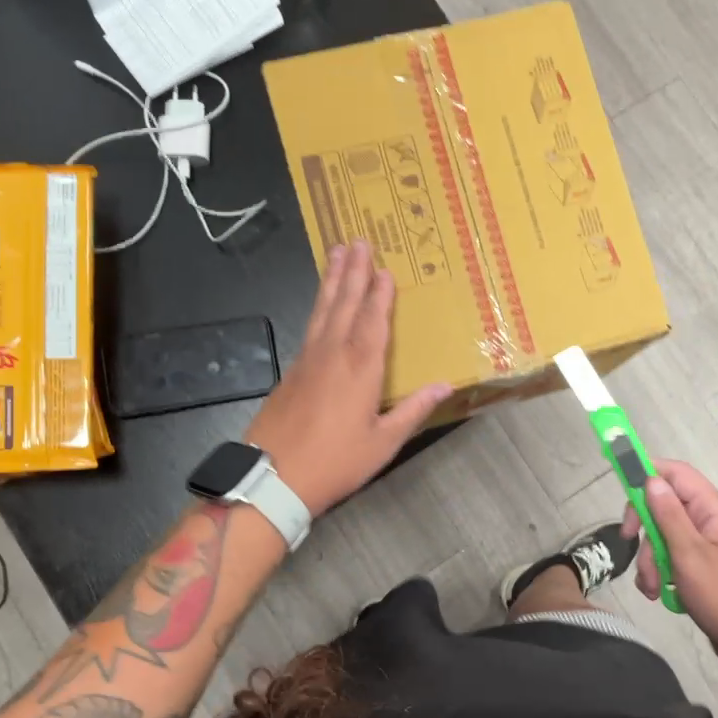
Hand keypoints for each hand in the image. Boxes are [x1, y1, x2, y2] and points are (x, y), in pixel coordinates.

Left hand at [244, 241, 451, 515]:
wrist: (273, 477)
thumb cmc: (336, 463)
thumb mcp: (383, 442)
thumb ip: (413, 410)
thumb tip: (444, 385)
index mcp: (361, 369)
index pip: (373, 320)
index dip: (380, 293)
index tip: (384, 267)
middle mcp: (333, 354)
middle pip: (344, 304)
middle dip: (353, 271)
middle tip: (357, 240)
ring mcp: (307, 360)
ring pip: (322, 310)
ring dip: (332, 280)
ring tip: (336, 253)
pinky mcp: (291, 371)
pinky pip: (309, 326)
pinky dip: (318, 306)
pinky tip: (321, 303)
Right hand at [622, 461, 717, 664]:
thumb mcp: (689, 555)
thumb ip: (668, 515)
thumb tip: (651, 480)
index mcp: (715, 510)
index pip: (677, 474)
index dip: (647, 474)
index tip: (622, 490)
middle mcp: (713, 521)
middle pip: (666, 507)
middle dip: (645, 530)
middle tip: (630, 546)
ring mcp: (710, 545)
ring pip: (666, 536)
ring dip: (652, 559)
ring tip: (652, 588)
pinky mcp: (706, 567)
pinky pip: (675, 558)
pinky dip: (662, 573)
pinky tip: (659, 593)